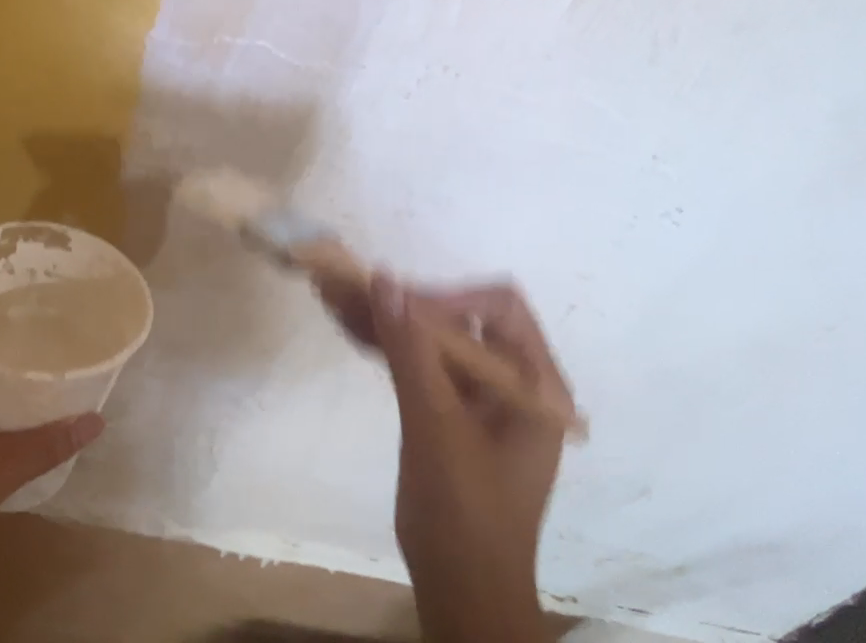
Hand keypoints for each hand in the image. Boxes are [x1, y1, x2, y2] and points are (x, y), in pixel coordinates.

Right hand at [368, 278, 570, 642]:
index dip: (444, 298)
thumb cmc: (464, 510)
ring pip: (430, 340)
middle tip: (346, 288)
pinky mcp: (447, 413)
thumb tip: (384, 280)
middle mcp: (510, 382)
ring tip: (332, 295)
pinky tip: (347, 327)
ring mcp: (477, 399)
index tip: (392, 308)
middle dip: (402, 302)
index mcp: (534, 384)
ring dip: (386, 319)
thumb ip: (411, 350)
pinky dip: (384, 346)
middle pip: (458, 319)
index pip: (497, 307)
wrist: (460, 586)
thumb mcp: (436, 426)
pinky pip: (417, 365)